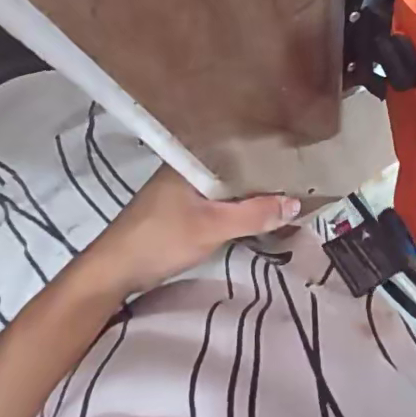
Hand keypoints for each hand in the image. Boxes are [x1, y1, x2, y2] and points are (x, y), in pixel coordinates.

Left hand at [75, 166, 300, 298]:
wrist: (115, 269)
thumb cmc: (161, 239)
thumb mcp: (212, 227)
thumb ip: (253, 214)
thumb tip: (295, 202)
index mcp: (191, 159)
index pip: (236, 147)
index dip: (266, 153)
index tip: (299, 158)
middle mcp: (186, 166)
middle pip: (232, 166)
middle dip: (261, 175)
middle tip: (300, 179)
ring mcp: (180, 187)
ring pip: (224, 185)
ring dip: (248, 193)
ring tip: (284, 194)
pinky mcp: (178, 207)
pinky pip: (215, 199)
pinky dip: (234, 205)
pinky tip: (253, 212)